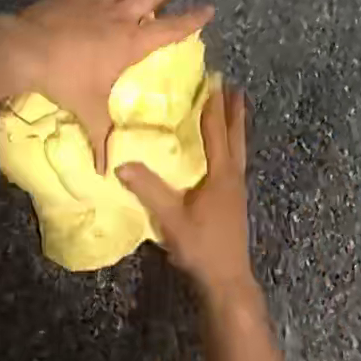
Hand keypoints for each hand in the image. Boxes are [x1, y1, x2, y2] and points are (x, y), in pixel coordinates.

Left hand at [8, 0, 213, 171]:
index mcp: (131, 42)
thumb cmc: (65, 81)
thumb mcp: (88, 112)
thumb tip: (104, 173)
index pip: (170, 30)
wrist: (28, 51)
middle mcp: (119, 16)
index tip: (209, 8)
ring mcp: (95, 1)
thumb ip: (101, 140)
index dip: (192, 19)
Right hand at [119, 87, 254, 300]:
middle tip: (233, 87)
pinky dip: (232, 146)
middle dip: (233, 111)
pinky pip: (236, 162)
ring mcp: (237, 190)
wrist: (227, 279)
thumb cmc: (201, 246)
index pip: (216, 132)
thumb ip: (148, 190)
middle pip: (235, 136)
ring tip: (234, 110)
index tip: (214, 80)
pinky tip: (225, 152)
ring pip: (239, 149)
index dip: (213, 106)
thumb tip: (122, 164)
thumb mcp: (171, 217)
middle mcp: (233, 177)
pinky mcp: (235, 202)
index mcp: (221, 175)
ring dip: (235, 127)